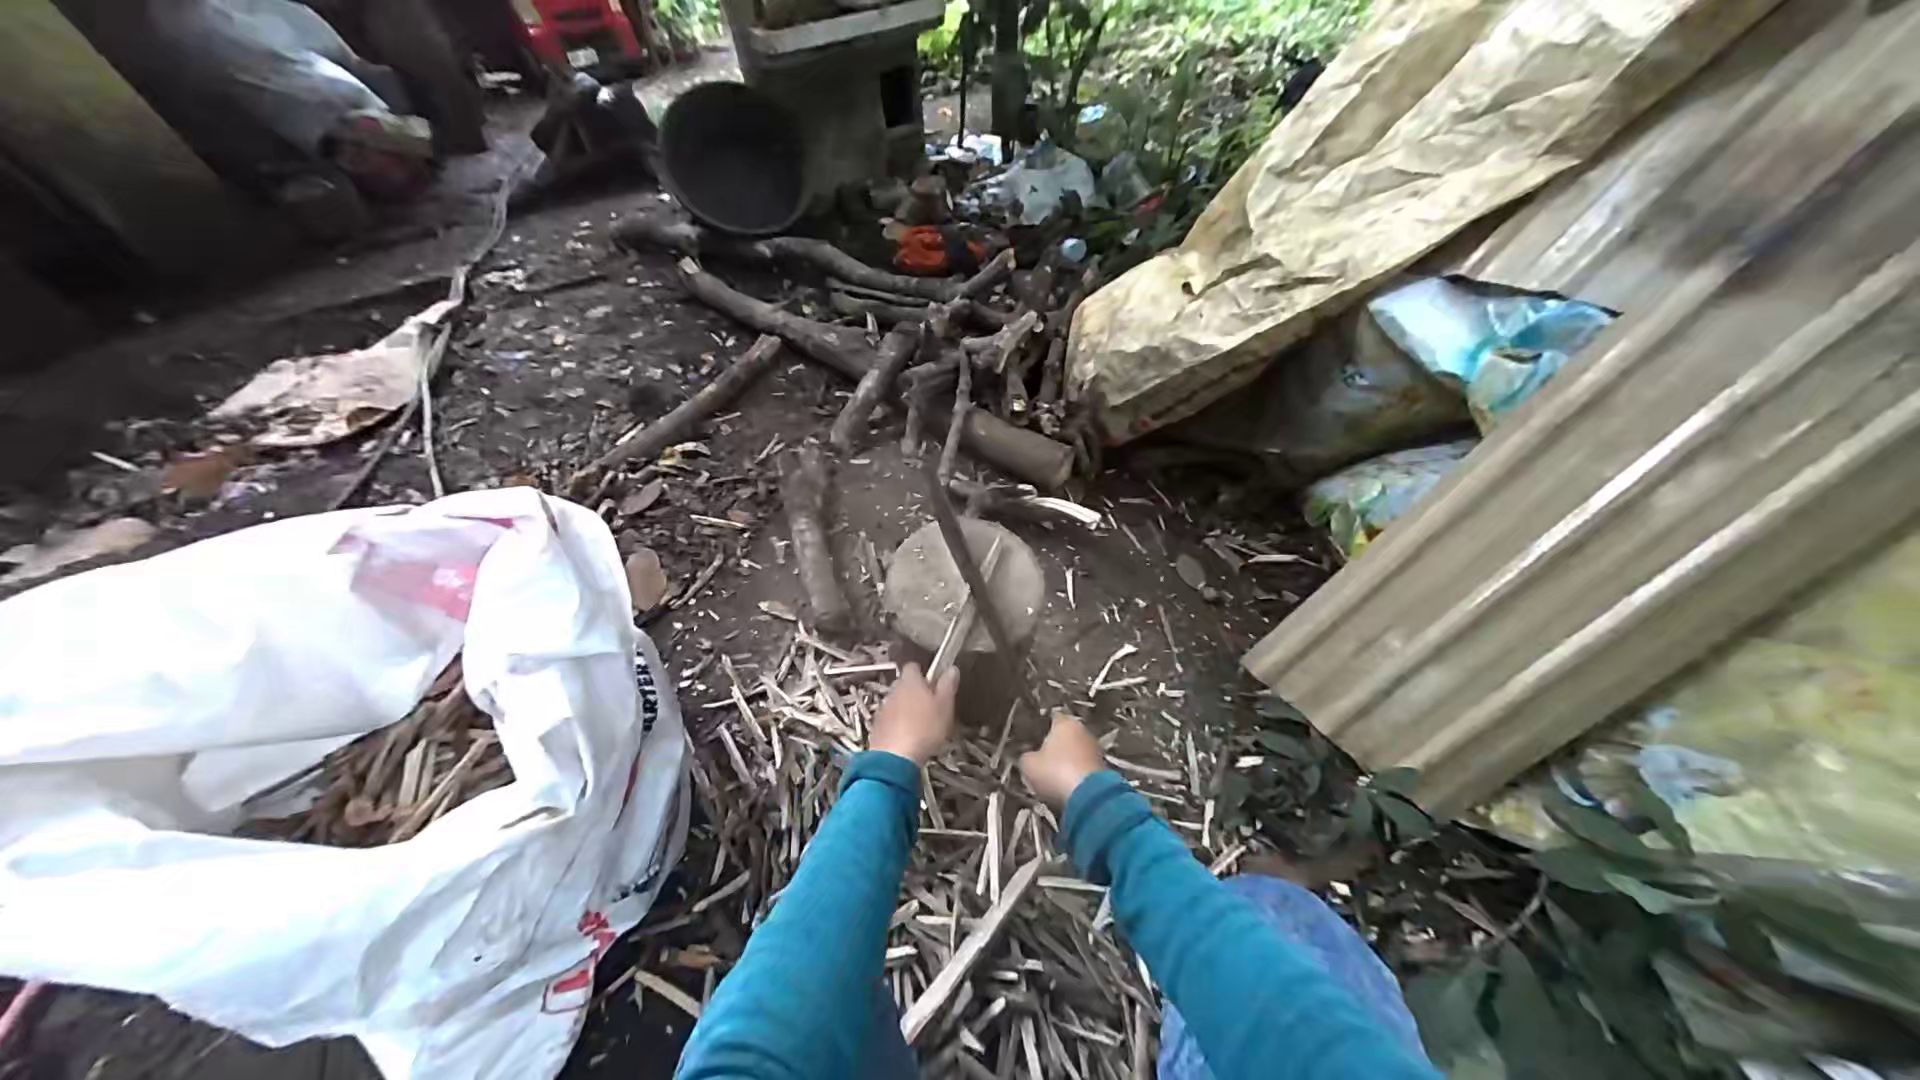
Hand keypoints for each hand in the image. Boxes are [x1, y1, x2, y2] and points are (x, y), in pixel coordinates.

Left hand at [870, 663, 958, 765]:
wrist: (896, 758)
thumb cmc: (924, 730)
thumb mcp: (945, 705)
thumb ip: (947, 685)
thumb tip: (952, 670)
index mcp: (910, 681)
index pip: (914, 667)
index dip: (924, 674)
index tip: (934, 683)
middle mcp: (894, 691)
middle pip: (905, 685)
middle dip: (916, 693)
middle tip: (932, 706)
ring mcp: (884, 709)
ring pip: (897, 703)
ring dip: (907, 710)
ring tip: (923, 726)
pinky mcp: (878, 727)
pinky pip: (890, 720)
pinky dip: (898, 725)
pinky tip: (910, 737)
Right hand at [1019, 711, 1106, 809]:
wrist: (1090, 799)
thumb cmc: (1055, 772)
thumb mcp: (1028, 765)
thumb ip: (1025, 757)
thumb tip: (1028, 757)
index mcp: (1065, 722)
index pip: (1051, 717)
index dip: (1039, 727)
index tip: (1029, 740)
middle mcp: (1083, 730)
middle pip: (1064, 735)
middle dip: (1053, 747)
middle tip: (1039, 761)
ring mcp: (1096, 749)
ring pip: (1075, 752)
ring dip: (1065, 762)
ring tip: (1051, 777)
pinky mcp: (1104, 769)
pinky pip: (1083, 767)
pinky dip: (1075, 775)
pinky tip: (1066, 786)